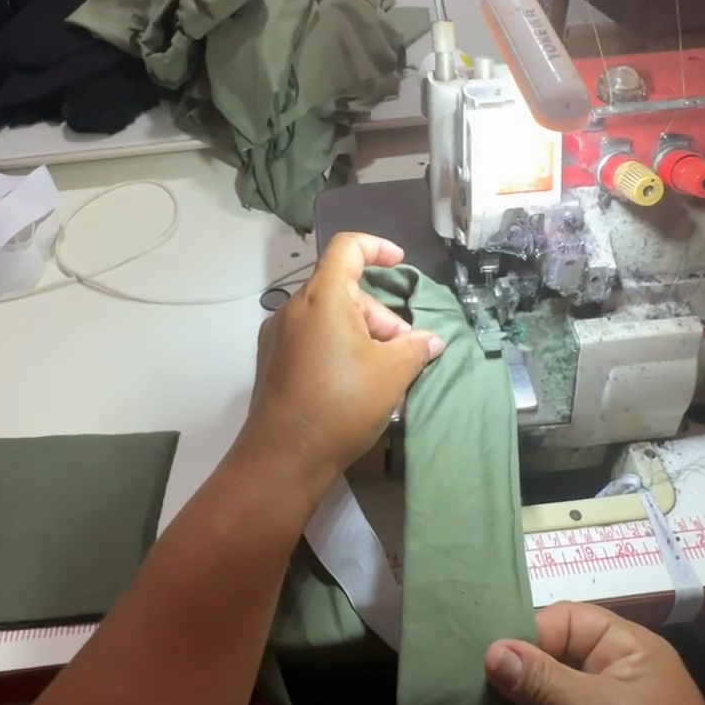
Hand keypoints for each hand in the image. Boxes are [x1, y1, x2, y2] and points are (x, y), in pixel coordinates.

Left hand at [231, 233, 445, 492]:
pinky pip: (313, 336)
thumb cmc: (340, 404)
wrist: (282, 457)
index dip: (376, 247)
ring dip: (362, 333)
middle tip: (403, 349)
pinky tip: (357, 382)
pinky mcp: (273, 360)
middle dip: (380, 314)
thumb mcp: (391, 373)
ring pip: (330, 316)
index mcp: (322, 297)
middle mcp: (295, 307)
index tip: (399, 263)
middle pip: (344, 290)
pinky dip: (339, 346)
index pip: (347, 247)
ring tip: (384, 373)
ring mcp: (279, 334)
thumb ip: (415, 347)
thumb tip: (431, 341)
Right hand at [485, 602, 704, 704]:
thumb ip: (543, 680)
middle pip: (552, 655)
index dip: (528, 635)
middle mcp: (615, 675)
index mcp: (628, 649)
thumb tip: (491, 649)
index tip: (490, 661)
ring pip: (546, 694)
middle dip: (517, 672)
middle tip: (478, 687)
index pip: (565, 620)